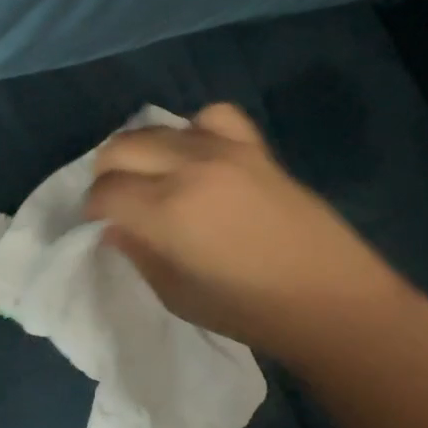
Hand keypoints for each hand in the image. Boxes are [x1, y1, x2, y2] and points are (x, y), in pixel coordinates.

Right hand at [85, 103, 411, 359]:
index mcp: (166, 211)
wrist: (334, 302)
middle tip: (119, 200)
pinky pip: (213, 116)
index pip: (104, 191)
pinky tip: (197, 155)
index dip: (94, 208)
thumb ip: (138, 254)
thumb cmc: (251, 311)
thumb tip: (116, 227)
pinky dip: (195, 130)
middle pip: (121, 147)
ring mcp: (225, 152)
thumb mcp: (176, 295)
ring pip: (157, 128)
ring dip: (142, 151)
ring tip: (152, 177)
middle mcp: (189, 169)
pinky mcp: (256, 149)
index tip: (100, 223)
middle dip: (108, 173)